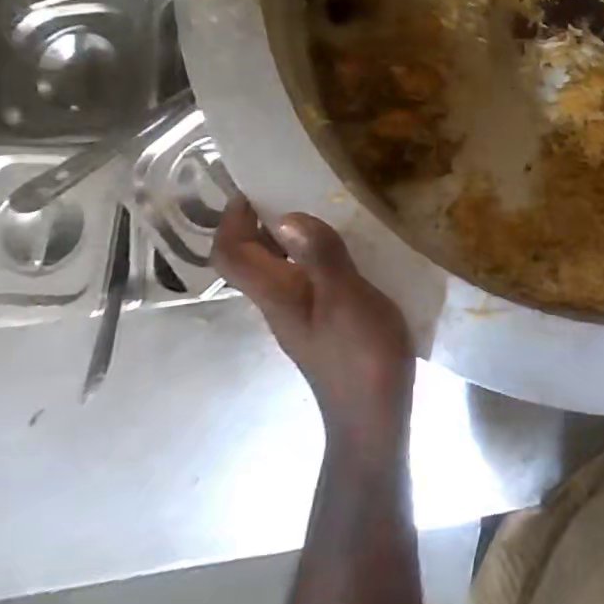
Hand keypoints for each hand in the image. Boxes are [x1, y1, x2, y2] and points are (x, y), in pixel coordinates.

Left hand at [212, 200, 415, 454]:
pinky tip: (350, 251)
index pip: (230, 253)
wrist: (373, 418)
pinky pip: (306, 281)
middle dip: (261, 220)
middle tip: (294, 187)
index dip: (232, 217)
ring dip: (290, 237)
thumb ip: (320, 257)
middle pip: (251, 259)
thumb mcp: (347, 300)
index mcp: (276, 295)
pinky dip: (315, 258)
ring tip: (325, 209)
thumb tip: (286, 215)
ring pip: (279, 269)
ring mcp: (301, 317)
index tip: (255, 185)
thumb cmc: (360, 357)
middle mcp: (279, 304)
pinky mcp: (324, 325)